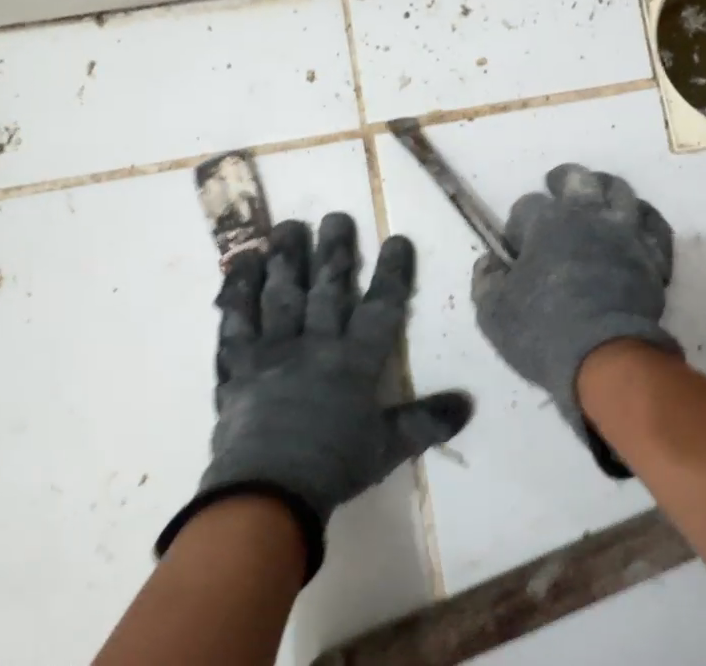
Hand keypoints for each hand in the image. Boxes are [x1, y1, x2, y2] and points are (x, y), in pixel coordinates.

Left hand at [157, 214, 472, 580]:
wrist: (268, 490)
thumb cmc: (334, 465)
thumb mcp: (390, 446)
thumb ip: (427, 421)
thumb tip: (469, 405)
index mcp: (356, 361)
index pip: (381, 307)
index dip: (392, 272)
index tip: (397, 239)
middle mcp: (316, 343)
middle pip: (329, 288)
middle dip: (336, 251)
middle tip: (336, 215)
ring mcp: (274, 350)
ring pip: (282, 294)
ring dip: (288, 258)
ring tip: (289, 226)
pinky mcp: (238, 365)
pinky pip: (236, 321)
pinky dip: (238, 292)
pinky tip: (242, 265)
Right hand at [471, 164, 676, 475]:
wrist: (605, 356)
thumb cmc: (543, 331)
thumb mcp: (493, 312)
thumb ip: (486, 280)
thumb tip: (490, 263)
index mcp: (547, 222)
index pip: (527, 206)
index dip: (518, 224)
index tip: (517, 248)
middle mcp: (588, 215)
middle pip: (577, 179)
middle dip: (563, 180)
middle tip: (556, 189)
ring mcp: (626, 232)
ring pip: (620, 191)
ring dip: (605, 189)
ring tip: (597, 198)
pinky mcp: (653, 254)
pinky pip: (653, 223)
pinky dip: (642, 220)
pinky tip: (634, 226)